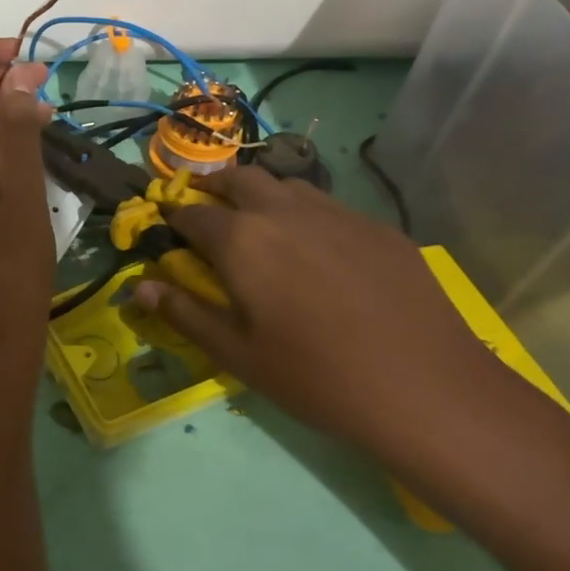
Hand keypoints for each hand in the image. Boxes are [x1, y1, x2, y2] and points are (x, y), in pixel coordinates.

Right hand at [130, 166, 511, 453]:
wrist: (430, 391)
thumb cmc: (316, 377)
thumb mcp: (237, 354)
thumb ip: (183, 313)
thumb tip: (139, 286)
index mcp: (240, 239)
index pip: (190, 213)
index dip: (173, 219)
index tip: (168, 231)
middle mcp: (283, 211)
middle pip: (237, 178)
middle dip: (214, 188)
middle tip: (209, 211)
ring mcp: (336, 214)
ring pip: (286, 185)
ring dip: (262, 195)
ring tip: (261, 226)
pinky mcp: (379, 228)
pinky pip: (329, 207)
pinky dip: (307, 216)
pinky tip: (320, 253)